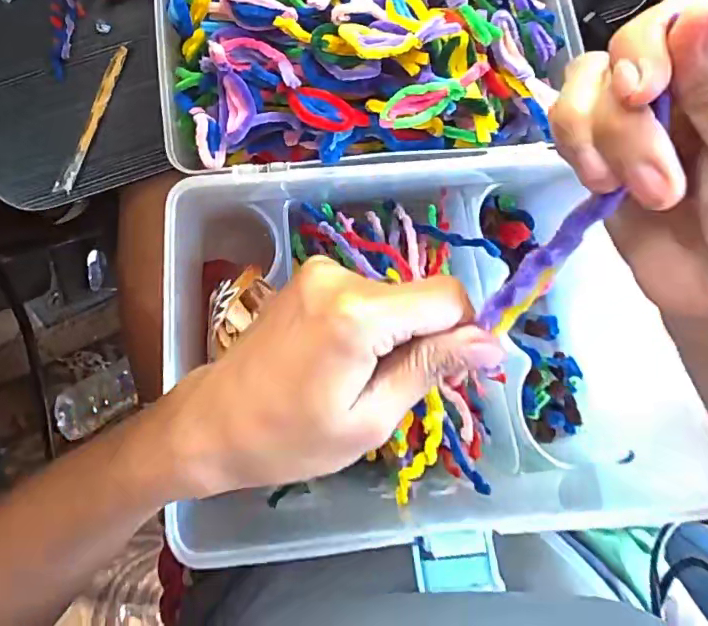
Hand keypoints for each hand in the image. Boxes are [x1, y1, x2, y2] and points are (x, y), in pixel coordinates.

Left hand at [155, 257, 502, 496]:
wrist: (215, 419)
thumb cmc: (289, 437)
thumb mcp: (369, 418)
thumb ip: (429, 369)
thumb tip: (491, 342)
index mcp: (357, 311)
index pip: (448, 297)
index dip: (462, 334)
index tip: (447, 374)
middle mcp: (340, 274)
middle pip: (419, 296)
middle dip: (423, 338)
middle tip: (388, 388)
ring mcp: (321, 269)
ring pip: (394, 296)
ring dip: (393, 334)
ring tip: (354, 376)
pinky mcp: (311, 273)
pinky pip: (366, 293)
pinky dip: (369, 323)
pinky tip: (338, 358)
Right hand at [551, 0, 707, 356]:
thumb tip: (699, 16)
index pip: (695, 14)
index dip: (656, 41)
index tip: (643, 92)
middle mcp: (700, 82)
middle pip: (629, 47)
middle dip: (628, 114)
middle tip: (656, 178)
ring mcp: (647, 115)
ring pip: (588, 82)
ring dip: (601, 138)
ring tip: (643, 193)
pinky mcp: (606, 147)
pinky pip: (567, 119)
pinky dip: (574, 148)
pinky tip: (604, 184)